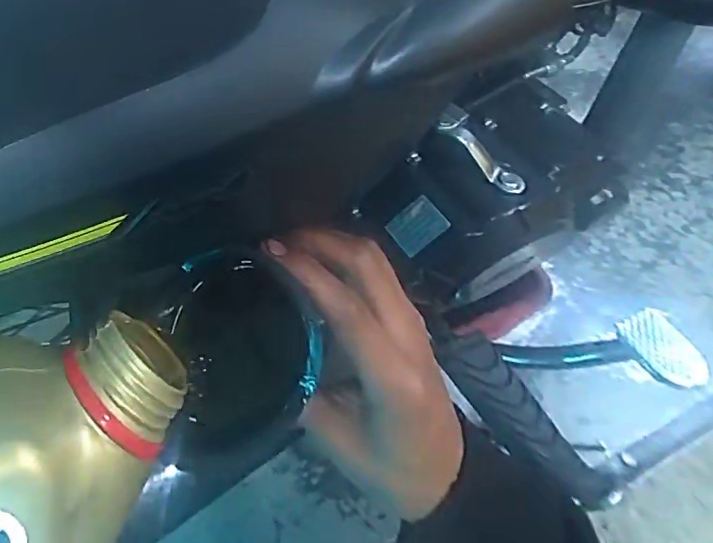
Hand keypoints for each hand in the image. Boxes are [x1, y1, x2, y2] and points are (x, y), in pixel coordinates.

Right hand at [264, 228, 463, 520]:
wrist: (449, 473)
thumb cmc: (392, 466)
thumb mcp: (338, 443)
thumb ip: (302, 391)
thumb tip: (263, 347)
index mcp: (392, 374)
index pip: (349, 307)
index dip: (307, 272)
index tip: (269, 253)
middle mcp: (408, 334)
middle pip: (367, 262)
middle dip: (318, 240)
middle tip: (275, 243)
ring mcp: (413, 318)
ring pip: (374, 255)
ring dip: (331, 239)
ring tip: (290, 244)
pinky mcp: (410, 312)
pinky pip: (377, 266)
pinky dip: (343, 251)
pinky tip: (316, 258)